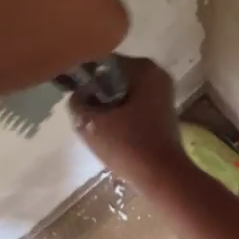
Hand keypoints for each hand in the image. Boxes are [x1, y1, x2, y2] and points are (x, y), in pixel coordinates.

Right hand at [72, 57, 189, 183]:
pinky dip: (122, 115)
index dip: (85, 77)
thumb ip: (77, 102)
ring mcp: (163, 95)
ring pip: (124, 93)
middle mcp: (157, 75)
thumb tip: (78, 95)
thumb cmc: (127, 145)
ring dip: (109, 105)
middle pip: (115, 77)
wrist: (162, 176)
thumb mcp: (90, 123)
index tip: (74, 93)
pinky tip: (112, 131)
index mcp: (144, 68)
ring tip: (96, 122)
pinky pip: (134, 106)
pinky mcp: (163, 114)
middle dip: (98, 92)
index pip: (103, 62)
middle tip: (84, 110)